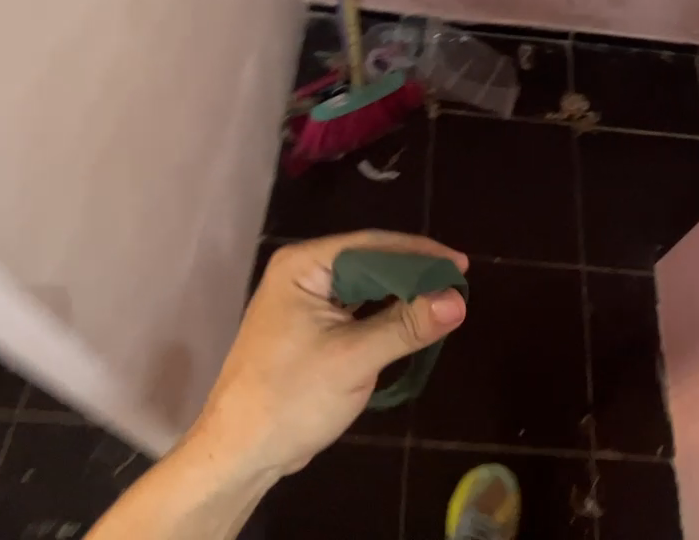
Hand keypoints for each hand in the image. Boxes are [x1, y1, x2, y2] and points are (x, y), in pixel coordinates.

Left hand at [187, 230, 467, 478]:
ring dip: (401, 291)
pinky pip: (355, 305)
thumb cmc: (290, 399)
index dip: (419, 253)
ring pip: (364, 283)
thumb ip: (406, 325)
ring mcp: (304, 298)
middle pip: (369, 260)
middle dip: (413, 271)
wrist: (239, 453)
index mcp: (304, 265)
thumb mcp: (354, 359)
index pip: (372, 245)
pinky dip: (384, 310)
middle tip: (457, 282)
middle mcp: (302, 271)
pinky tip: (409, 318)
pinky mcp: (310, 324)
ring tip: (442, 297)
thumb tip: (458, 299)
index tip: (460, 266)